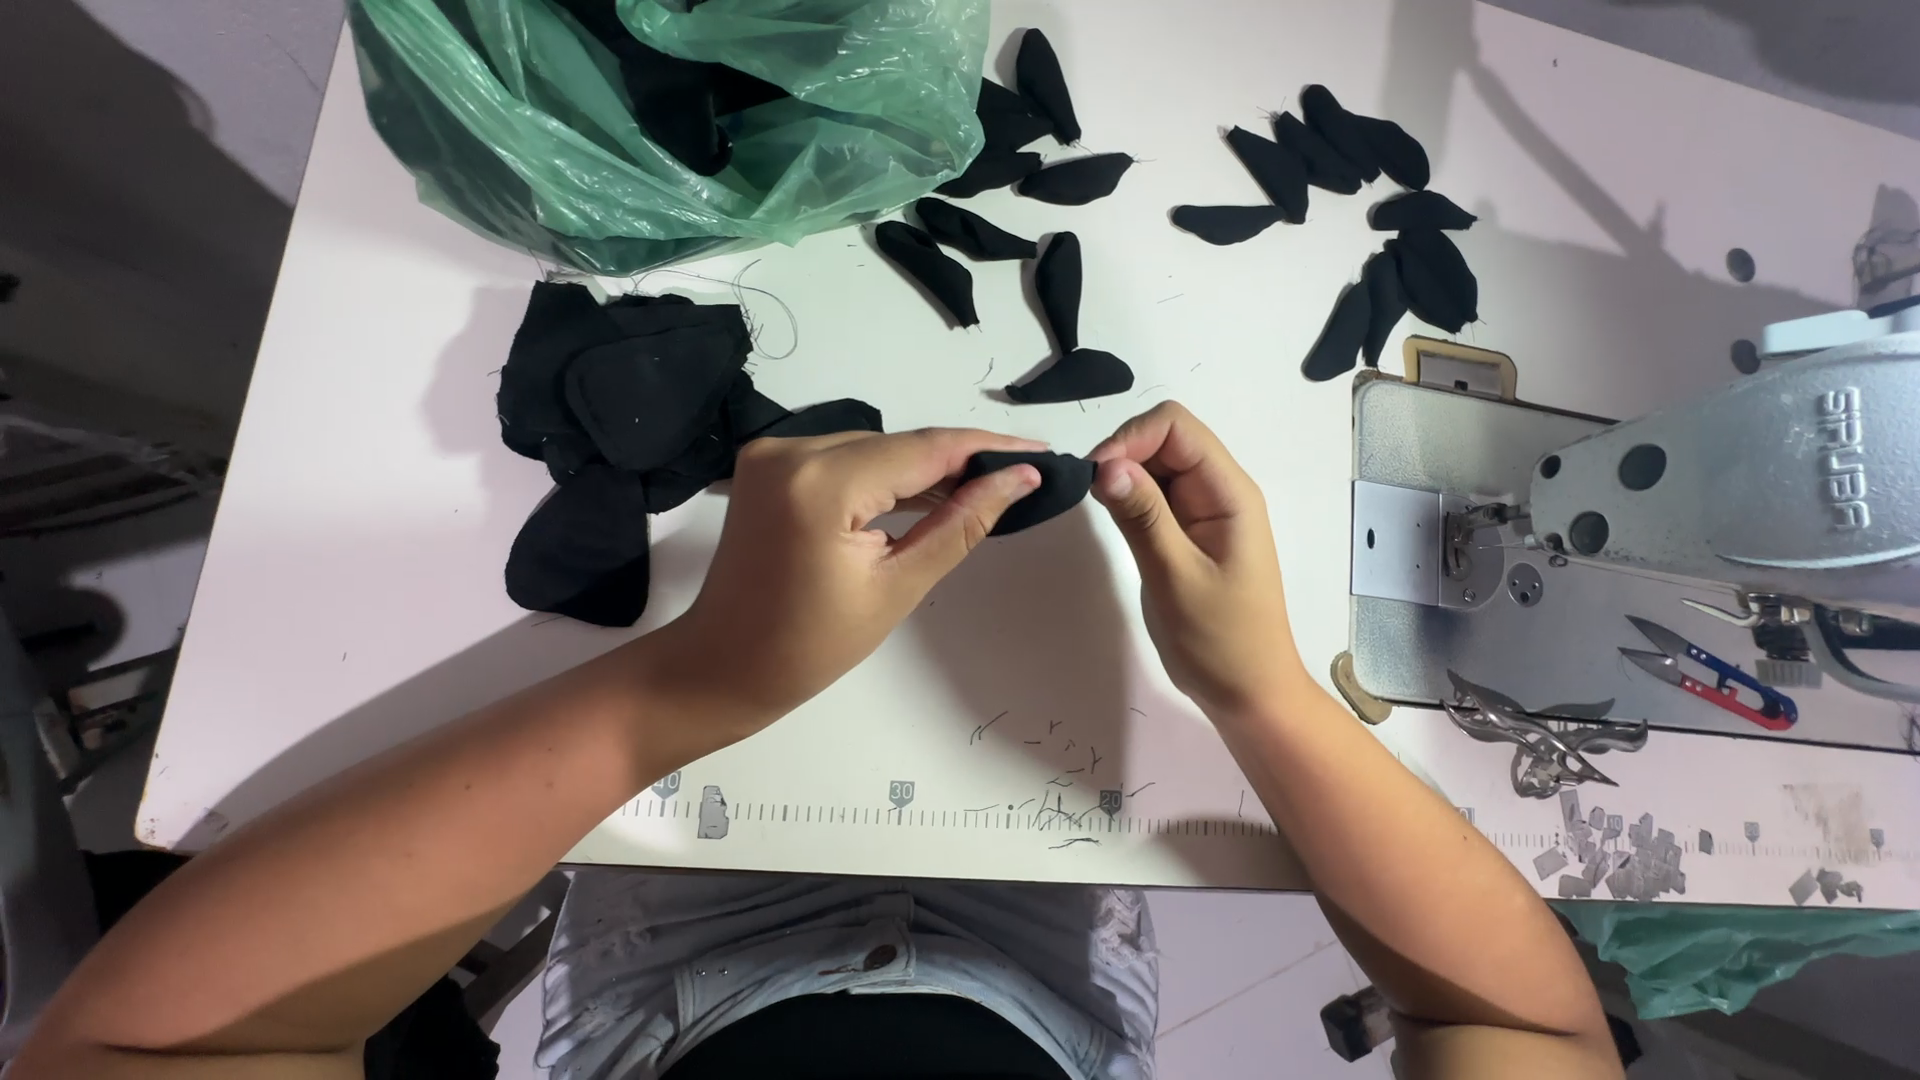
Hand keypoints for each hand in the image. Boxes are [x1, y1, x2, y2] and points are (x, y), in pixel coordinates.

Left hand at [653, 428, 1044, 732]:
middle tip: (1020, 475)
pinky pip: (845, 457)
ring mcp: (774, 452)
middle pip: (899, 444)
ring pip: (874, 447)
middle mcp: (792, 450)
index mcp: (821, 484)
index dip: (987, 449)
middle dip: (960, 459)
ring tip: (983, 486)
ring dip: (924, 467)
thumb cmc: (811, 647)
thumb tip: (1017, 478)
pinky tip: (925, 491)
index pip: (924, 449)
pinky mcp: (768, 463)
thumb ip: (960, 523)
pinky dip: (885, 474)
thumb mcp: (897, 587)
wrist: (722, 664)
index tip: (1041, 454)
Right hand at [1089, 402, 1305, 717]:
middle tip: (1092, 496)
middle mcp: (1217, 491)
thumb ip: (1142, 516)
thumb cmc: (1219, 639)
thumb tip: (1105, 464)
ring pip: (1155, 465)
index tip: (1096, 477)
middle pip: (1165, 438)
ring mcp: (1201, 511)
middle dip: (1123, 453)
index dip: (1130, 438)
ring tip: (1099, 509)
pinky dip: (1127, 497)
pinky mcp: (1185, 531)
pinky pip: (1153, 495)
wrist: (1246, 690)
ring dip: (1122, 475)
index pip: (1176, 427)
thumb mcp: (1175, 577)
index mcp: (1228, 492)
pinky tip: (1112, 518)